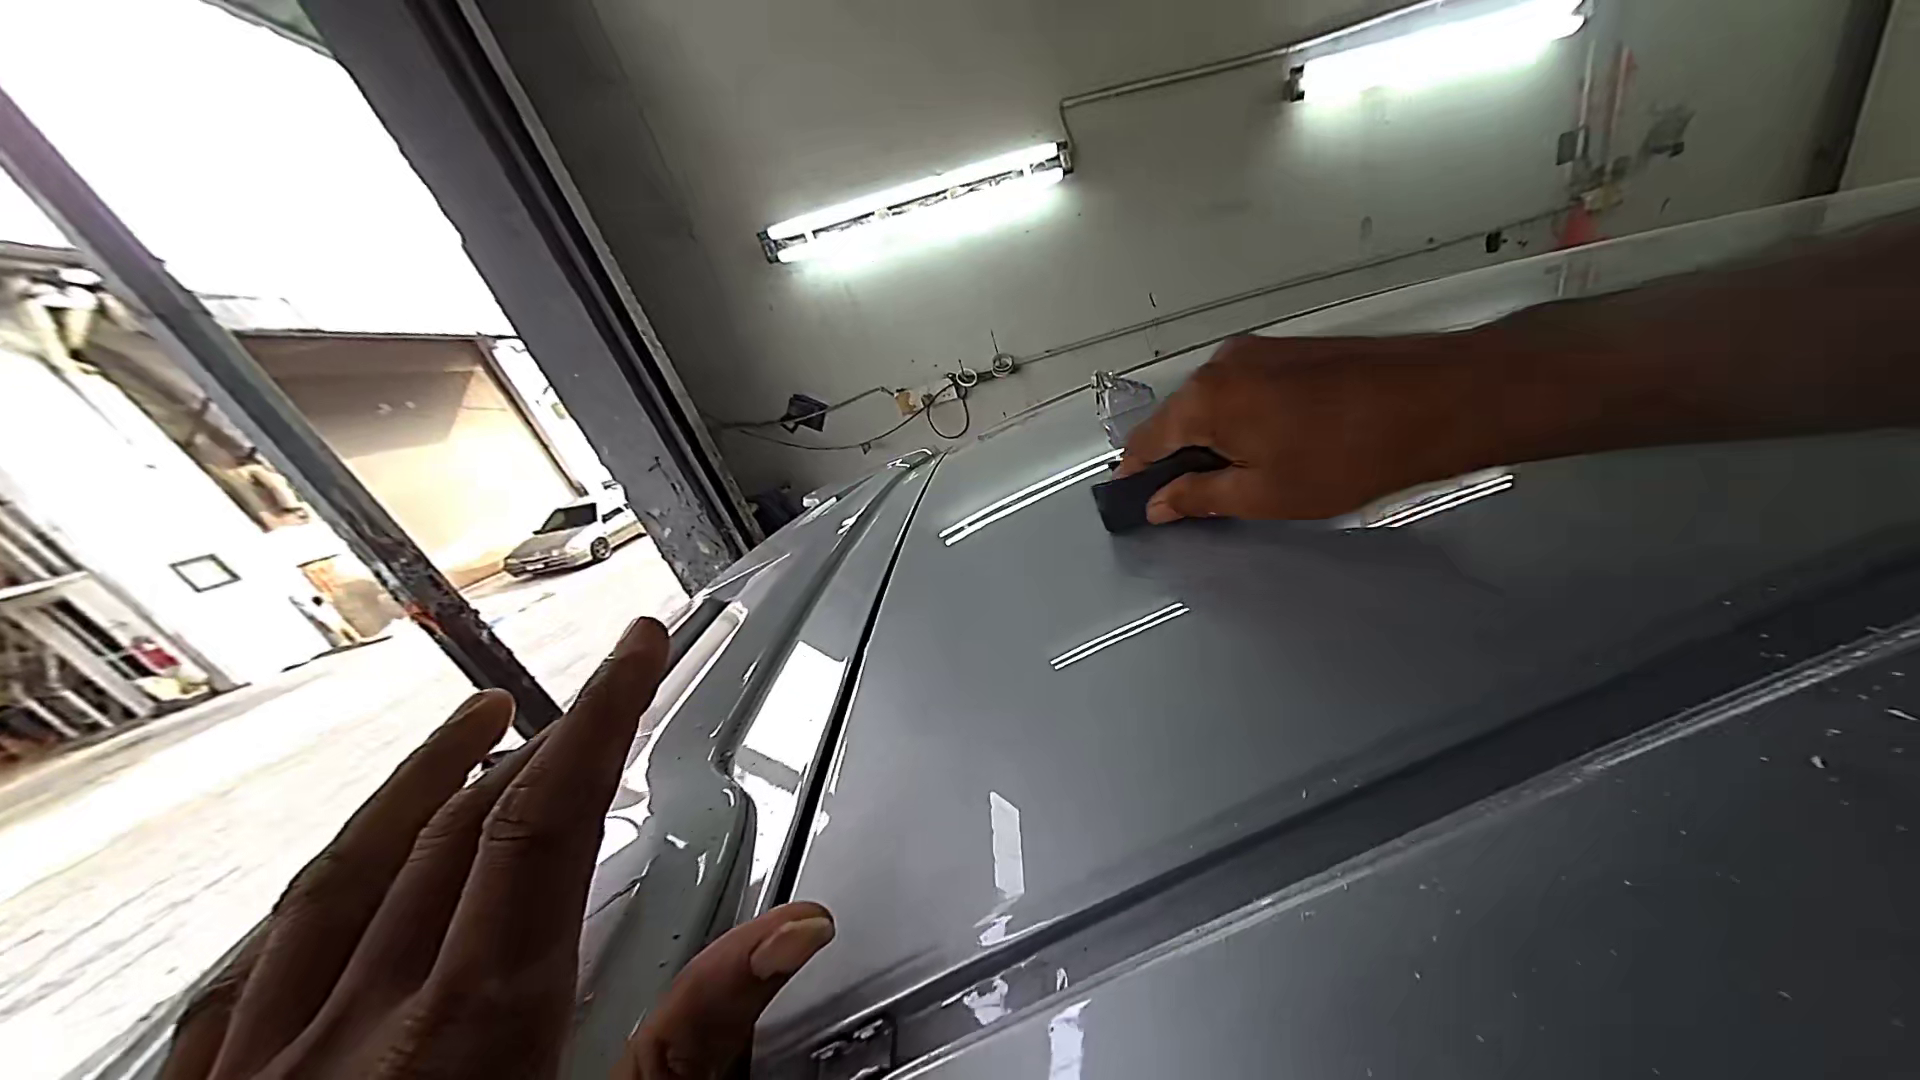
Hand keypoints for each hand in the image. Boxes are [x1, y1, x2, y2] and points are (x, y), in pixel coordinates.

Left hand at [161, 618, 833, 1079]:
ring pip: (348, 875)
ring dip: (425, 779)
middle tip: (595, 685)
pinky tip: (343, 872)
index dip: (603, 712)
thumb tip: (795, 929)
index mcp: (476, 1025)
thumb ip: (702, 1035)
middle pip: (465, 827)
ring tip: (478, 719)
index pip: (549, 813)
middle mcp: (362, 1027)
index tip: (639, 647)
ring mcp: (268, 1074)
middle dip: (545, 736)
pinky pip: (243, 981)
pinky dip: (315, 900)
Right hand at [1116, 334, 1493, 522]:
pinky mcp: (1284, 348)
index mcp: (1203, 400)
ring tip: (1243, 472)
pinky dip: (1237, 417)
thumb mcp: (1262, 494)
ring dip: (1210, 437)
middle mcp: (1219, 365)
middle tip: (1195, 497)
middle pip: (1175, 419)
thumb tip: (1159, 503)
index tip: (1135, 500)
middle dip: (1177, 458)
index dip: (1135, 476)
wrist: (1443, 399)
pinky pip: (1238, 387)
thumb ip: (1198, 497)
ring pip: (1208, 402)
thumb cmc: (1348, 455)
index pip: (1144, 442)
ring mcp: (1254, 351)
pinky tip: (1270, 441)